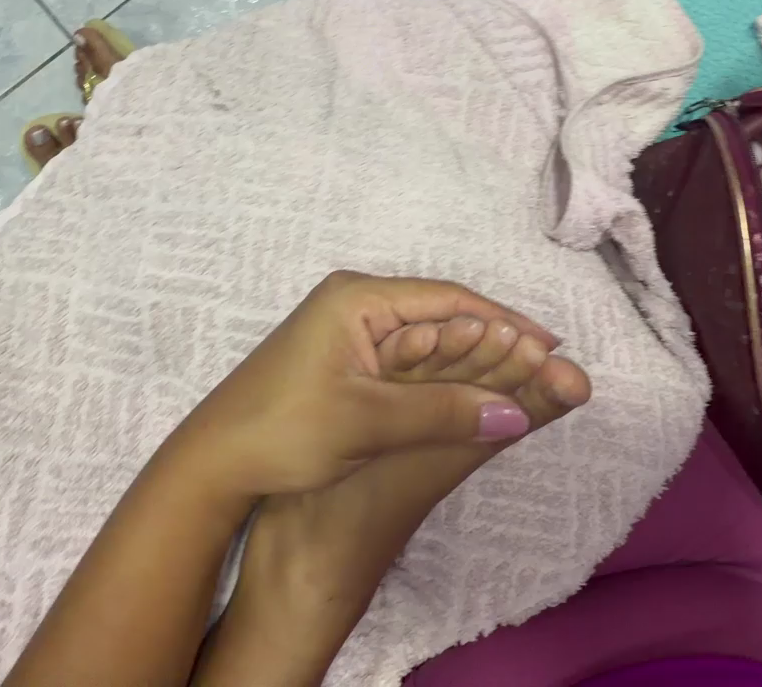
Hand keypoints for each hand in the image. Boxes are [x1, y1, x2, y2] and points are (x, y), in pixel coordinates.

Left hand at [169, 271, 557, 496]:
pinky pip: (406, 359)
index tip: (548, 345)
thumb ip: (444, 413)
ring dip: (468, 358)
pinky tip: (467, 391)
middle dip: (492, 338)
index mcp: (357, 298)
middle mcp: (354, 302)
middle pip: (440, 313)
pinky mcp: (343, 358)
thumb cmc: (283, 431)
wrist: (214, 462)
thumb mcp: (369, 421)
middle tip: (544, 362)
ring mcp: (347, 330)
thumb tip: (516, 414)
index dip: (503, 321)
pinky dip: (440, 375)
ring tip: (518, 376)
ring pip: (425, 338)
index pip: (448, 299)